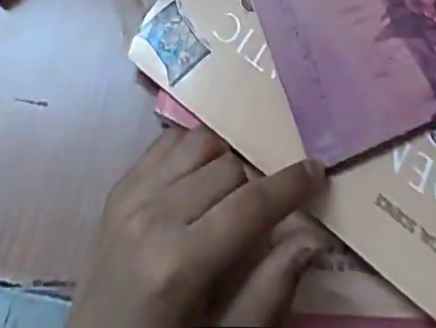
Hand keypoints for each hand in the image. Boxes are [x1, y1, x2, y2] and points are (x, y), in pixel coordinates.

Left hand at [68, 128, 327, 327]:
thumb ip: (268, 291)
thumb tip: (310, 238)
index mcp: (180, 262)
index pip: (248, 205)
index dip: (288, 185)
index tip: (317, 170)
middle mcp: (152, 215)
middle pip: (225, 167)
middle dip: (254, 182)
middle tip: (267, 209)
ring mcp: (130, 195)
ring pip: (195, 143)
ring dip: (223, 160)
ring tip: (232, 193)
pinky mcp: (117, 187)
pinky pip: (164, 144)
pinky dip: (190, 151)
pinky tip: (199, 179)